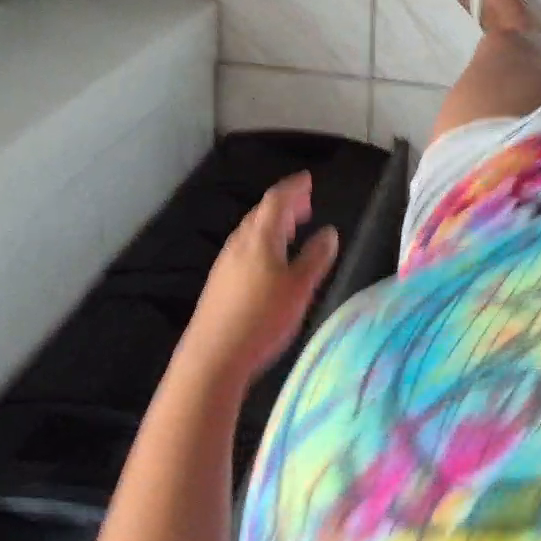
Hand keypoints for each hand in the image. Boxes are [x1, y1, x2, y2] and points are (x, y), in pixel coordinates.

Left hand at [175, 171, 338, 388]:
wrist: (210, 361)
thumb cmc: (261, 319)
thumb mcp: (300, 288)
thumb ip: (316, 257)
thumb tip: (329, 231)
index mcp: (260, 238)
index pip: (276, 200)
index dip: (293, 187)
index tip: (309, 179)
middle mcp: (238, 244)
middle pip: (261, 213)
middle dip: (285, 204)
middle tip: (306, 204)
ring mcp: (224, 265)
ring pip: (251, 232)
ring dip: (273, 224)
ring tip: (293, 230)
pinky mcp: (218, 285)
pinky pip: (244, 249)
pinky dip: (262, 242)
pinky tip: (271, 261)